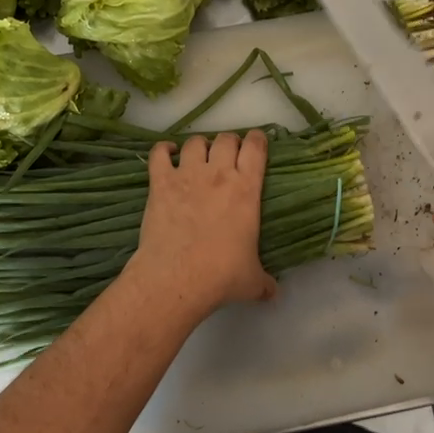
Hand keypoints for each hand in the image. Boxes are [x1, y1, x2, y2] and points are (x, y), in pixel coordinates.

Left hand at [123, 131, 277, 324]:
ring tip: (198, 156)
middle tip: (227, 154)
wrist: (177, 277)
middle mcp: (219, 174)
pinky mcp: (160, 182)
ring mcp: (187, 175)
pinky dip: (163, 150)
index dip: (257, 139)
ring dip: (199, 146)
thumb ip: (265, 282)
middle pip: (225, 139)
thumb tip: (274, 293)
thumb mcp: (252, 281)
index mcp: (247, 189)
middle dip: (228, 142)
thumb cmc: (221, 275)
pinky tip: (167, 153)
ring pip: (195, 142)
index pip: (255, 148)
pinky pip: (159, 154)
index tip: (256, 141)